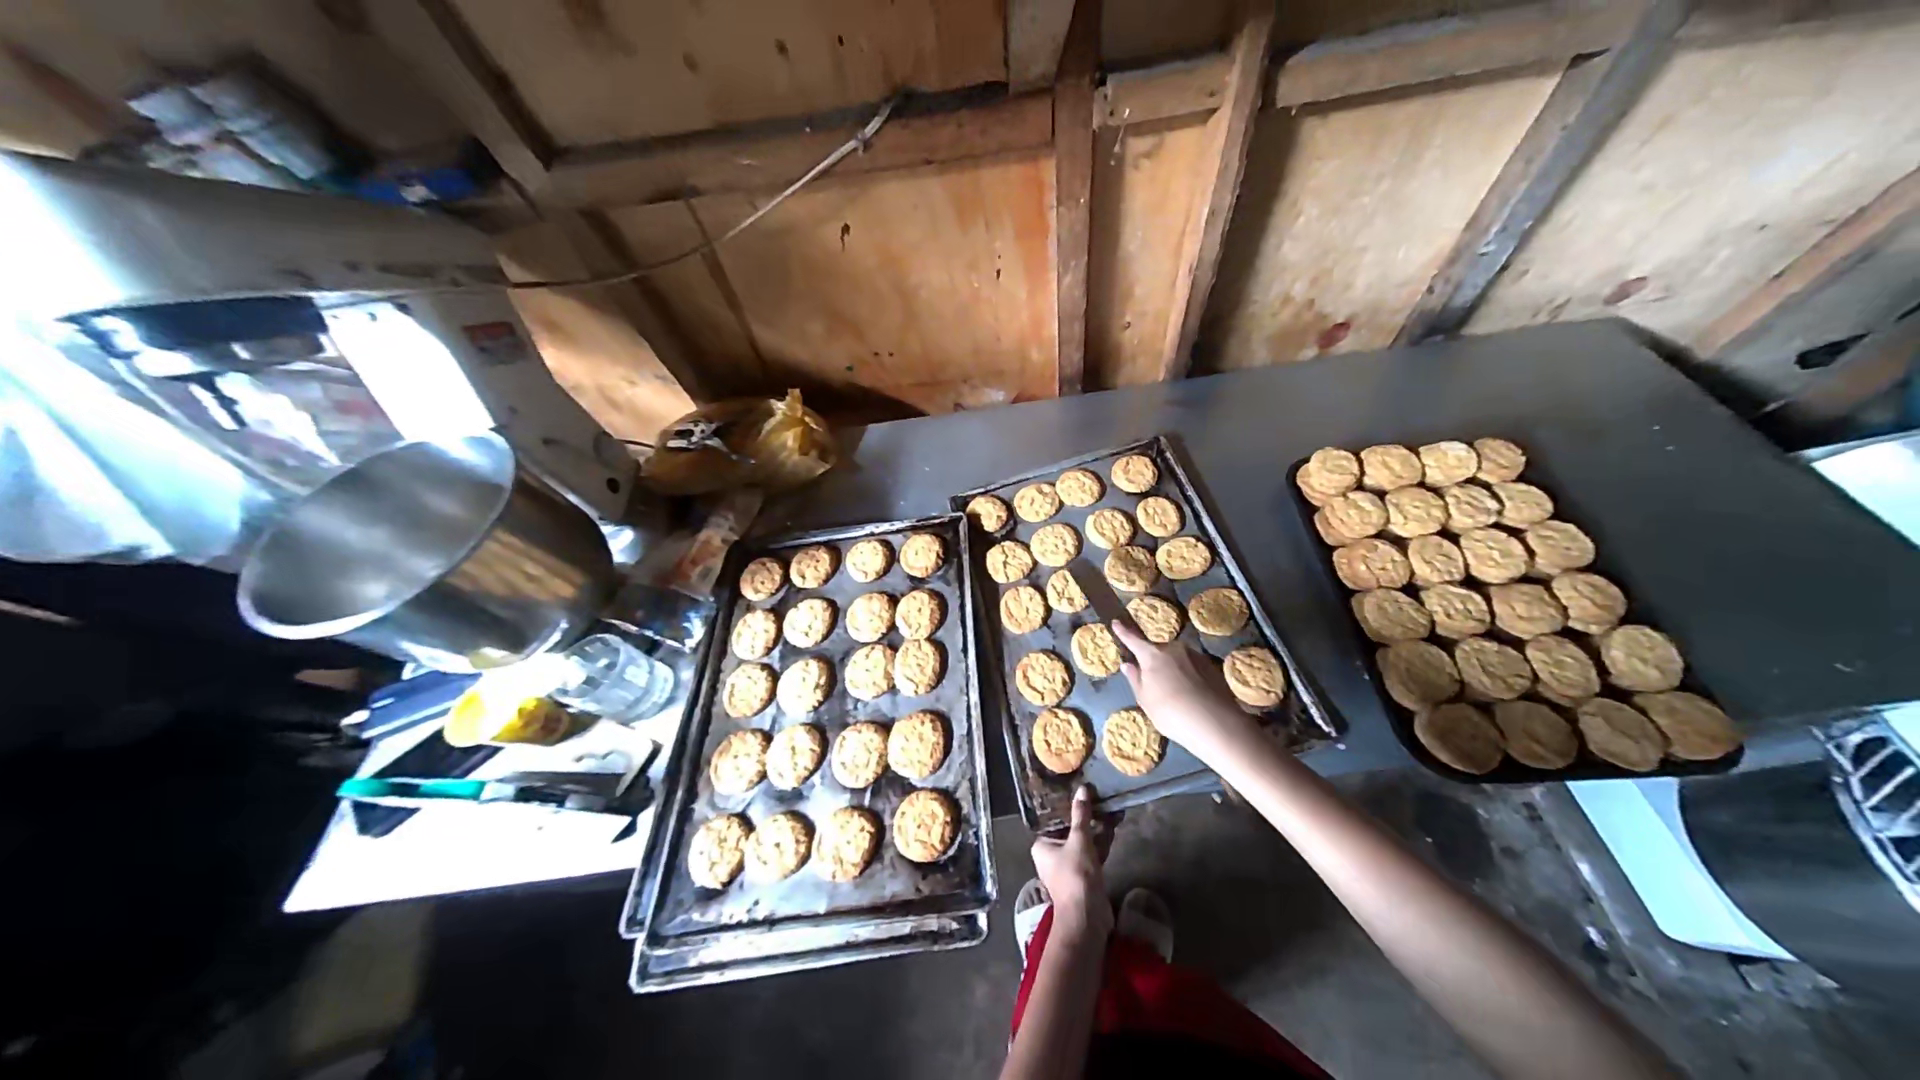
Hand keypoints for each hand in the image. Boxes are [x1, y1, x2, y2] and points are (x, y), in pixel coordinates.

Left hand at [1030, 786, 1114, 939]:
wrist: (1087, 916)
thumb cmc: (1076, 874)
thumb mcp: (1079, 840)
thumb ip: (1081, 814)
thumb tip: (1082, 788)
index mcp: (1041, 846)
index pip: (1053, 820)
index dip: (1067, 806)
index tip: (1081, 792)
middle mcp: (1051, 855)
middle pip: (1069, 830)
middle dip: (1085, 817)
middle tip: (1098, 797)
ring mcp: (1068, 867)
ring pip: (1082, 842)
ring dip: (1096, 829)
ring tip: (1109, 807)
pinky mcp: (1084, 876)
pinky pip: (1091, 853)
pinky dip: (1101, 842)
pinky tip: (1114, 827)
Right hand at [1112, 620, 1257, 755]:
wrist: (1215, 723)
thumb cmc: (1170, 713)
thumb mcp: (1145, 700)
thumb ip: (1135, 679)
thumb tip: (1128, 664)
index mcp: (1152, 655)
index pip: (1133, 640)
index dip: (1123, 632)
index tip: (1116, 622)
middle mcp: (1174, 649)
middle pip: (1158, 651)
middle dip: (1154, 660)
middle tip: (1153, 680)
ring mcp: (1195, 656)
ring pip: (1178, 659)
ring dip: (1173, 669)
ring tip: (1175, 692)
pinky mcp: (1212, 667)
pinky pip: (1193, 668)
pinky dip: (1189, 676)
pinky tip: (1191, 694)